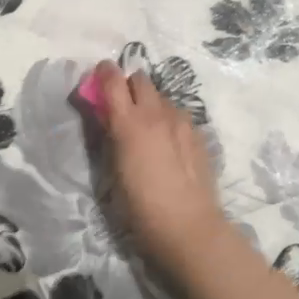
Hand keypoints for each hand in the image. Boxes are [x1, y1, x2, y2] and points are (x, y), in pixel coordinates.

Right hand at [95, 60, 231, 280]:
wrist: (189, 226)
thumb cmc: (141, 207)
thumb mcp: (114, 172)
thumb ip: (110, 137)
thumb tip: (105, 117)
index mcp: (129, 123)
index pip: (113, 81)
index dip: (104, 73)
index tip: (99, 74)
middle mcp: (157, 114)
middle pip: (141, 79)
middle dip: (129, 86)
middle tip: (123, 106)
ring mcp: (182, 122)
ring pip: (162, 97)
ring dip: (151, 104)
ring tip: (148, 130)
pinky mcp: (199, 135)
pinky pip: (179, 116)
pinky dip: (169, 121)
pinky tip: (169, 145)